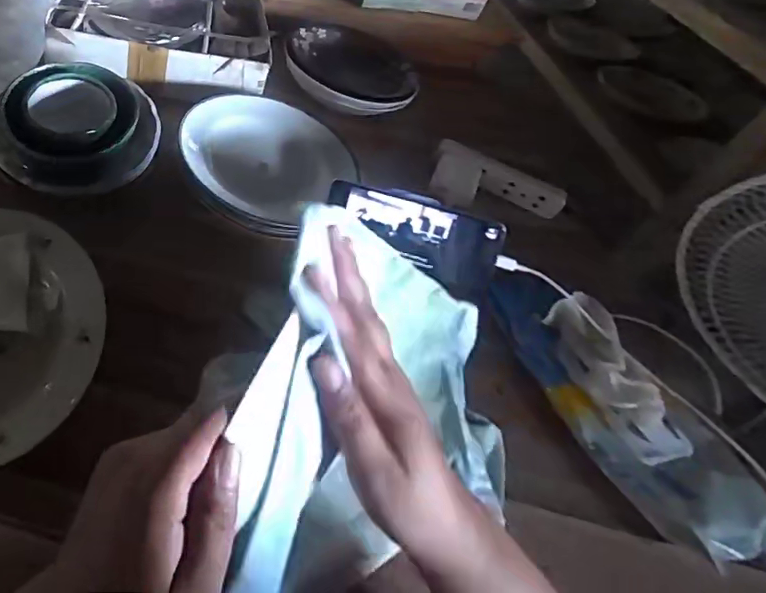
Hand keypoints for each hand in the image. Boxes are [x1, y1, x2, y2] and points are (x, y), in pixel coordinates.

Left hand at [23, 406, 239, 592]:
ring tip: (202, 511)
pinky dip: (174, 468)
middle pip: (189, 430)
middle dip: (215, 452)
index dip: (233, 416)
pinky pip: (156, 449)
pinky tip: (176, 509)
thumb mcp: (192, 588)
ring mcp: (116, 455)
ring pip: (174, 438)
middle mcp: (132, 455)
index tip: (263, 420)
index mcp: (153, 483)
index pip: (201, 423)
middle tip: (234, 495)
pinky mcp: (110, 462)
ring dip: (195, 463)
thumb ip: (214, 521)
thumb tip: (232, 451)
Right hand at [305, 228, 554, 592]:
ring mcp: (394, 382)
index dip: (330, 298)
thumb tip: (322, 358)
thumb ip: (349, 414)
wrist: (454, 533)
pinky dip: (361, 308)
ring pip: (372, 321)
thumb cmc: (409, 504)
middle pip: (366, 315)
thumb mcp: (375, 470)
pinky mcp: (391, 391)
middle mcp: (391, 377)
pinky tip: (356, 304)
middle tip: (336, 232)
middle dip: (350, 272)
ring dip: (356, 283)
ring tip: (344, 253)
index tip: (310, 263)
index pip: (351, 335)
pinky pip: (372, 336)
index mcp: (384, 393)